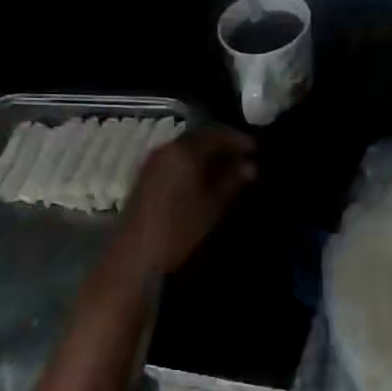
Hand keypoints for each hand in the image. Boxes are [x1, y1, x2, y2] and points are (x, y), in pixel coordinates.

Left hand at [119, 125, 255, 273]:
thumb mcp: (212, 206)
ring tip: (229, 167)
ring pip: (186, 146)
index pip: (216, 133)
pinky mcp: (146, 175)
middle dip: (223, 143)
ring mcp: (152, 161)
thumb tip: (250, 166)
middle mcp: (166, 149)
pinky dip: (193, 160)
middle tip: (244, 155)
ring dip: (208, 152)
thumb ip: (232, 180)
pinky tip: (205, 176)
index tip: (255, 148)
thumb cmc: (179, 231)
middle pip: (199, 136)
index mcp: (183, 152)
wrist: (136, 257)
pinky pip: (175, 157)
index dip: (238, 139)